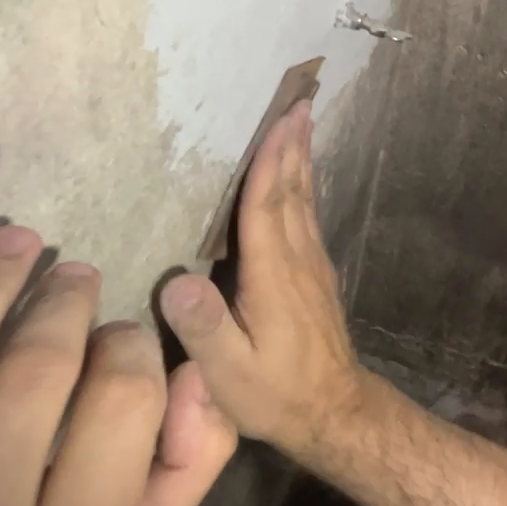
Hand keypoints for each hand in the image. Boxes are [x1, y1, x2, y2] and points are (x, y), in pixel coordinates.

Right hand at [159, 101, 363, 460]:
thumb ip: (204, 328)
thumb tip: (174, 281)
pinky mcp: (316, 272)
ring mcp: (313, 262)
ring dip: (302, 159)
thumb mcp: (228, 373)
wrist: (332, 403)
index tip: (280, 120)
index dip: (272, 162)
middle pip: (295, 190)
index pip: (270, 207)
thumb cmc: (274, 391)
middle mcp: (299, 258)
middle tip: (300, 101)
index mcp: (275, 275)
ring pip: (306, 200)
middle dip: (294, 145)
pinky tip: (301, 178)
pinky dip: (303, 187)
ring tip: (302, 125)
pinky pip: (308, 215)